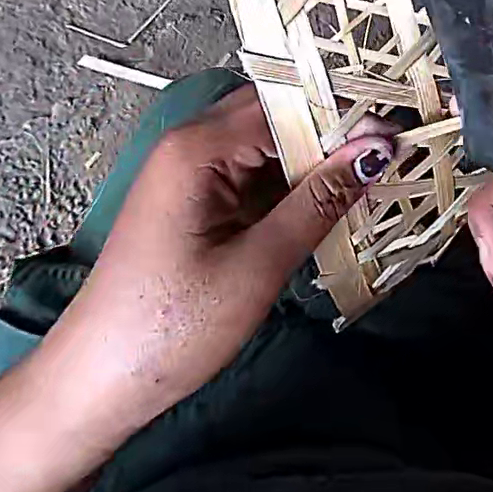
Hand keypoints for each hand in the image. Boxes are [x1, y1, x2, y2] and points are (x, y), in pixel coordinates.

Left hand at [0, 87, 395, 491]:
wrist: (94, 387)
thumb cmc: (174, 326)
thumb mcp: (259, 263)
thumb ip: (321, 198)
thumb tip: (382, 145)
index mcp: (199, 145)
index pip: (288, 104)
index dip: (344, 114)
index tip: (398, 129)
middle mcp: (192, 141)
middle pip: (278, 113)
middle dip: (333, 130)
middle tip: (391, 148)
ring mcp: (192, 167)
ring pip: (269, 141)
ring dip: (315, 157)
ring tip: (372, 170)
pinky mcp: (197, 194)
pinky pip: (254, 168)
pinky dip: (291, 181)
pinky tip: (329, 197)